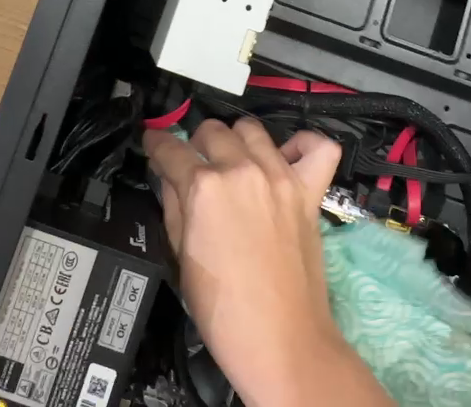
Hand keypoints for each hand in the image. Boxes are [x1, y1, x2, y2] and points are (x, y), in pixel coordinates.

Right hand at [144, 119, 381, 406]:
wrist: (281, 341)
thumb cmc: (223, 309)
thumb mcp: (181, 256)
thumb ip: (173, 206)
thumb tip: (169, 178)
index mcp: (203, 187)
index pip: (170, 149)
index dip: (155, 145)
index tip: (153, 145)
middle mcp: (241, 170)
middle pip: (211, 131)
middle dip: (195, 144)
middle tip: (193, 165)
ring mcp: (279, 176)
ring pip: (251, 129)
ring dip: (236, 141)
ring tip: (233, 162)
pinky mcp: (308, 190)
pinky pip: (316, 147)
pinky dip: (300, 146)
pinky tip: (284, 160)